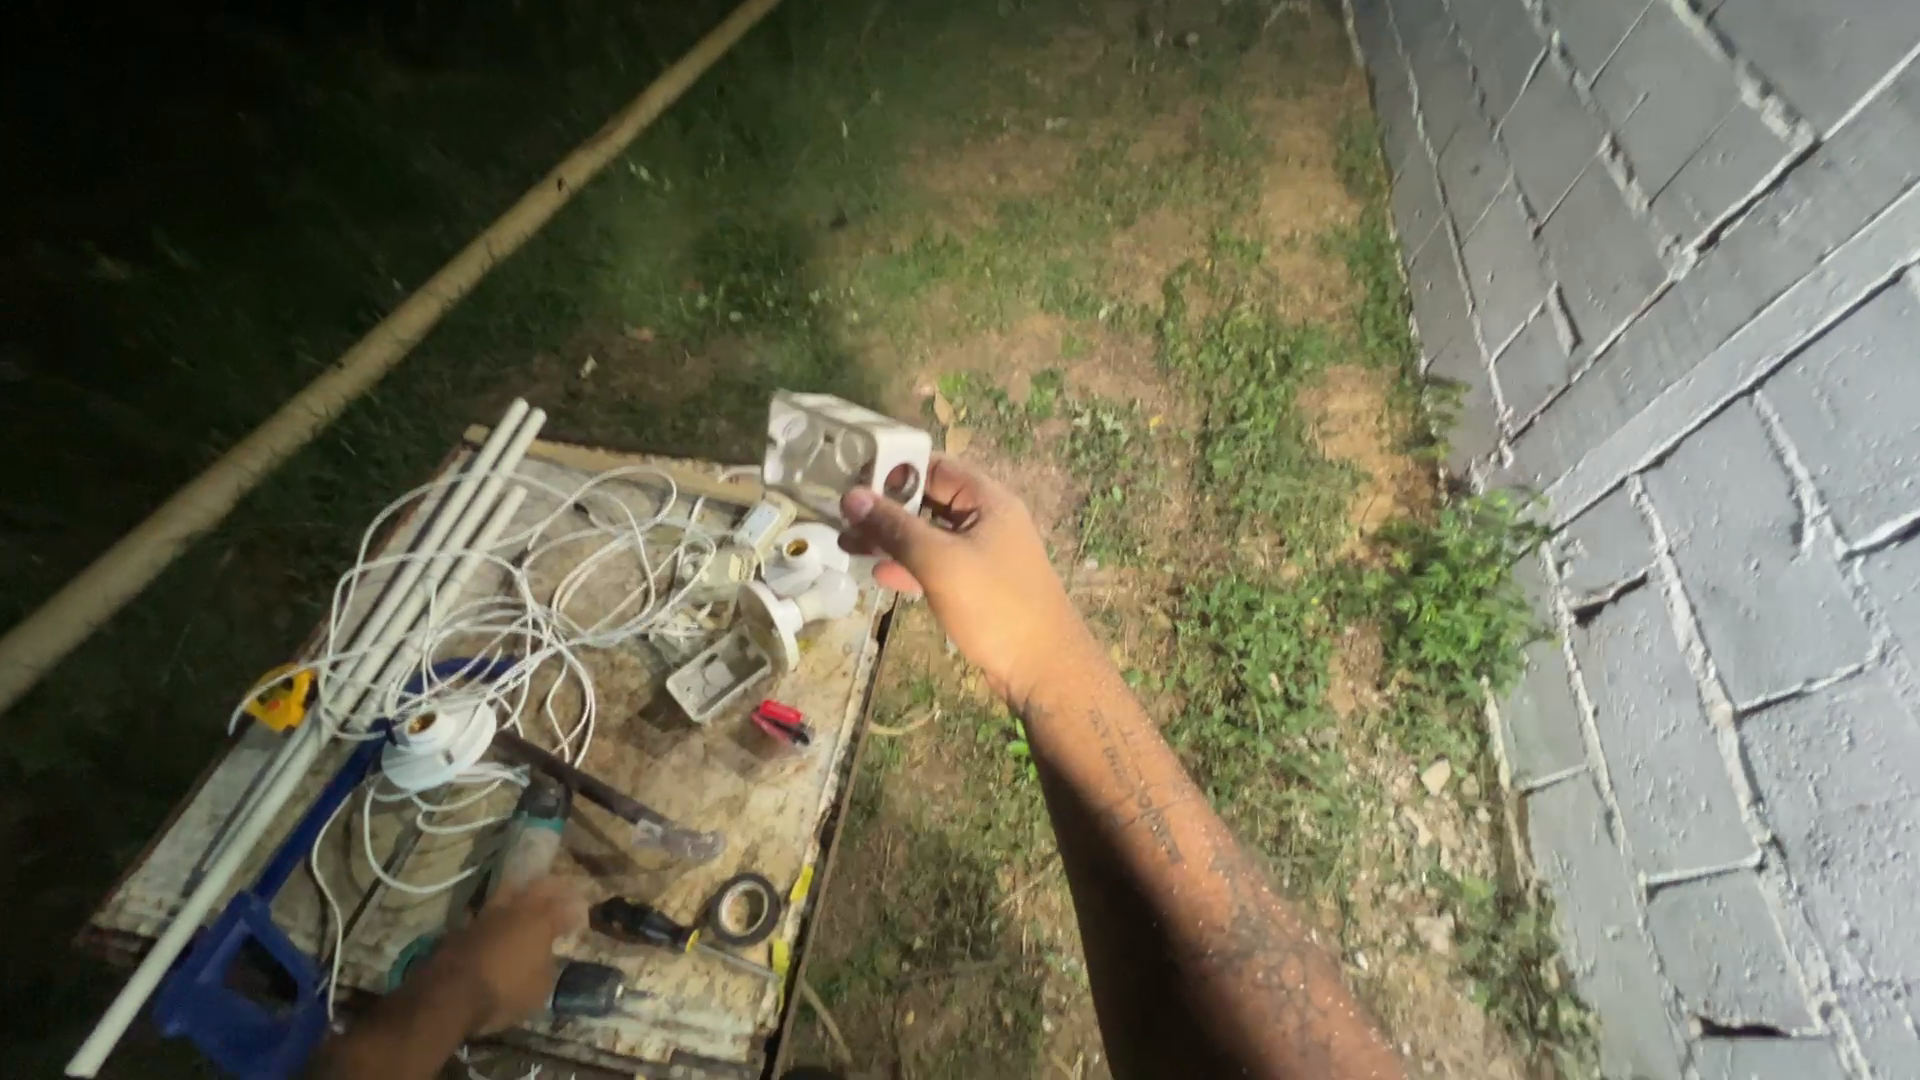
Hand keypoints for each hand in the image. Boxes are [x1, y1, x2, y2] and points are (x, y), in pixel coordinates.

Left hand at [414, 875, 586, 1035]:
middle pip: (541, 885)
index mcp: (544, 920)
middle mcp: (519, 909)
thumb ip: (548, 968)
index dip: (578, 913)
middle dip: (554, 888)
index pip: (569, 907)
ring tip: (527, 902)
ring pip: (511, 891)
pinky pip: (487, 914)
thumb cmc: (503, 991)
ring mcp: (489, 915)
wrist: (446, 997)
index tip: (581, 921)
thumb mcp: (539, 989)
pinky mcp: (464, 928)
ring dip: (522, 894)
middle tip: (561, 895)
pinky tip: (497, 926)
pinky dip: (496, 917)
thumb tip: (547, 961)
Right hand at [840, 455, 1089, 705]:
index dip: (894, 469)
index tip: (852, 477)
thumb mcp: (939, 561)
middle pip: (930, 500)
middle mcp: (987, 520)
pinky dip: (909, 565)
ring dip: (892, 538)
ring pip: (930, 535)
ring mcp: (983, 554)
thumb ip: (894, 527)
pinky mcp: (977, 585)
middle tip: (842, 516)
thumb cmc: (995, 605)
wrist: (1042, 668)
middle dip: (886, 507)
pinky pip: (937, 564)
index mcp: (988, 500)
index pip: (935, 467)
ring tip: (848, 544)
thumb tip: (851, 496)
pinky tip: (879, 575)